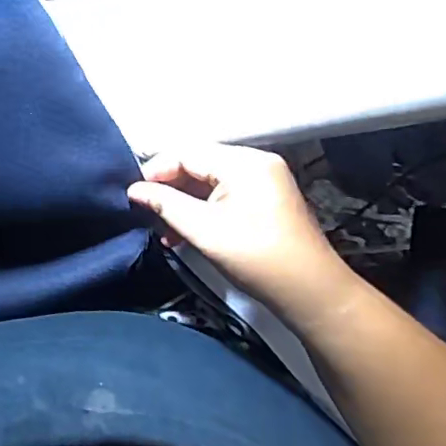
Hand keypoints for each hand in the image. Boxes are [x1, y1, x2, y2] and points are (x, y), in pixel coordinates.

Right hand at [128, 144, 361, 324]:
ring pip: (209, 182)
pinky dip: (203, 210)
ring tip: (164, 229)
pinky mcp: (265, 199)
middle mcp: (256, 163)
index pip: (187, 153)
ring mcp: (264, 180)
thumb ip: (165, 205)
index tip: (135, 195)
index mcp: (244, 163)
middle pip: (199, 165)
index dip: (156, 171)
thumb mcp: (203, 230)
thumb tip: (134, 190)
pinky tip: (186, 232)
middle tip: (147, 213)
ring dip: (184, 203)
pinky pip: (224, 194)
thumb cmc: (257, 258)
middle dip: (170, 189)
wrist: (311, 293)